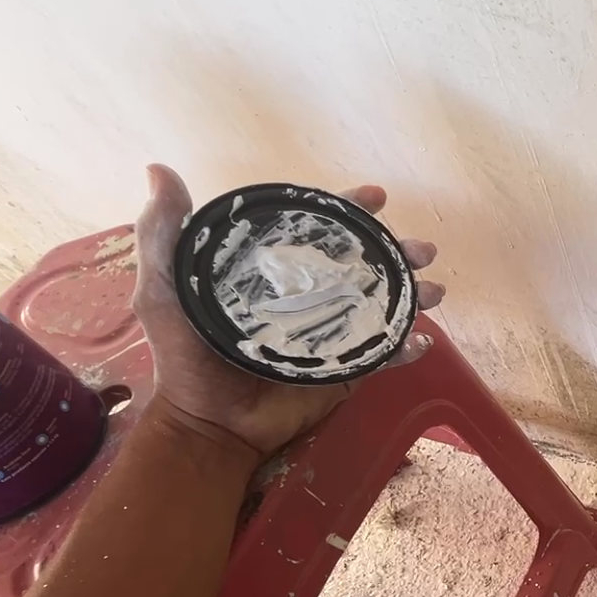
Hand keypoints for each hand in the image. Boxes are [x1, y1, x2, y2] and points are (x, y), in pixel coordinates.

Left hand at [130, 164, 446, 457]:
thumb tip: (162, 171)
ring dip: (416, 295)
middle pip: (364, 266)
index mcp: (277, 275)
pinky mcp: (350, 369)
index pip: (316, 232)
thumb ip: (163, 236)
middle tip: (423, 250)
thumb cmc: (186, 359)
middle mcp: (312, 298)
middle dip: (399, 253)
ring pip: (385, 306)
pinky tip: (422, 339)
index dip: (347, 210)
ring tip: (435, 292)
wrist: (213, 424)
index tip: (376, 197)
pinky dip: (408, 348)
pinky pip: (387, 356)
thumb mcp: (163, 291)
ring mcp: (335, 334)